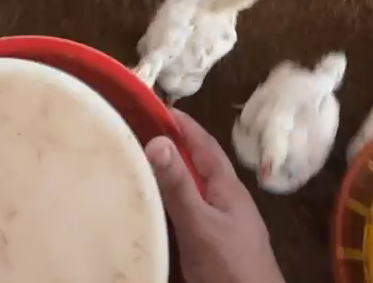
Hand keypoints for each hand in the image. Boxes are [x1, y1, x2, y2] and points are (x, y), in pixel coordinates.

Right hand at [145, 110, 285, 282]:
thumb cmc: (231, 266)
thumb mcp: (200, 224)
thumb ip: (179, 186)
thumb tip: (157, 138)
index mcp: (227, 187)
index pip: (204, 144)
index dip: (184, 125)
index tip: (158, 107)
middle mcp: (227, 202)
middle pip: (199, 168)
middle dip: (174, 151)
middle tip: (142, 139)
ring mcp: (224, 228)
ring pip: (194, 196)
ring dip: (172, 183)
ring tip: (143, 174)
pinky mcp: (217, 252)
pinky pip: (191, 221)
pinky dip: (173, 214)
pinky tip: (158, 220)